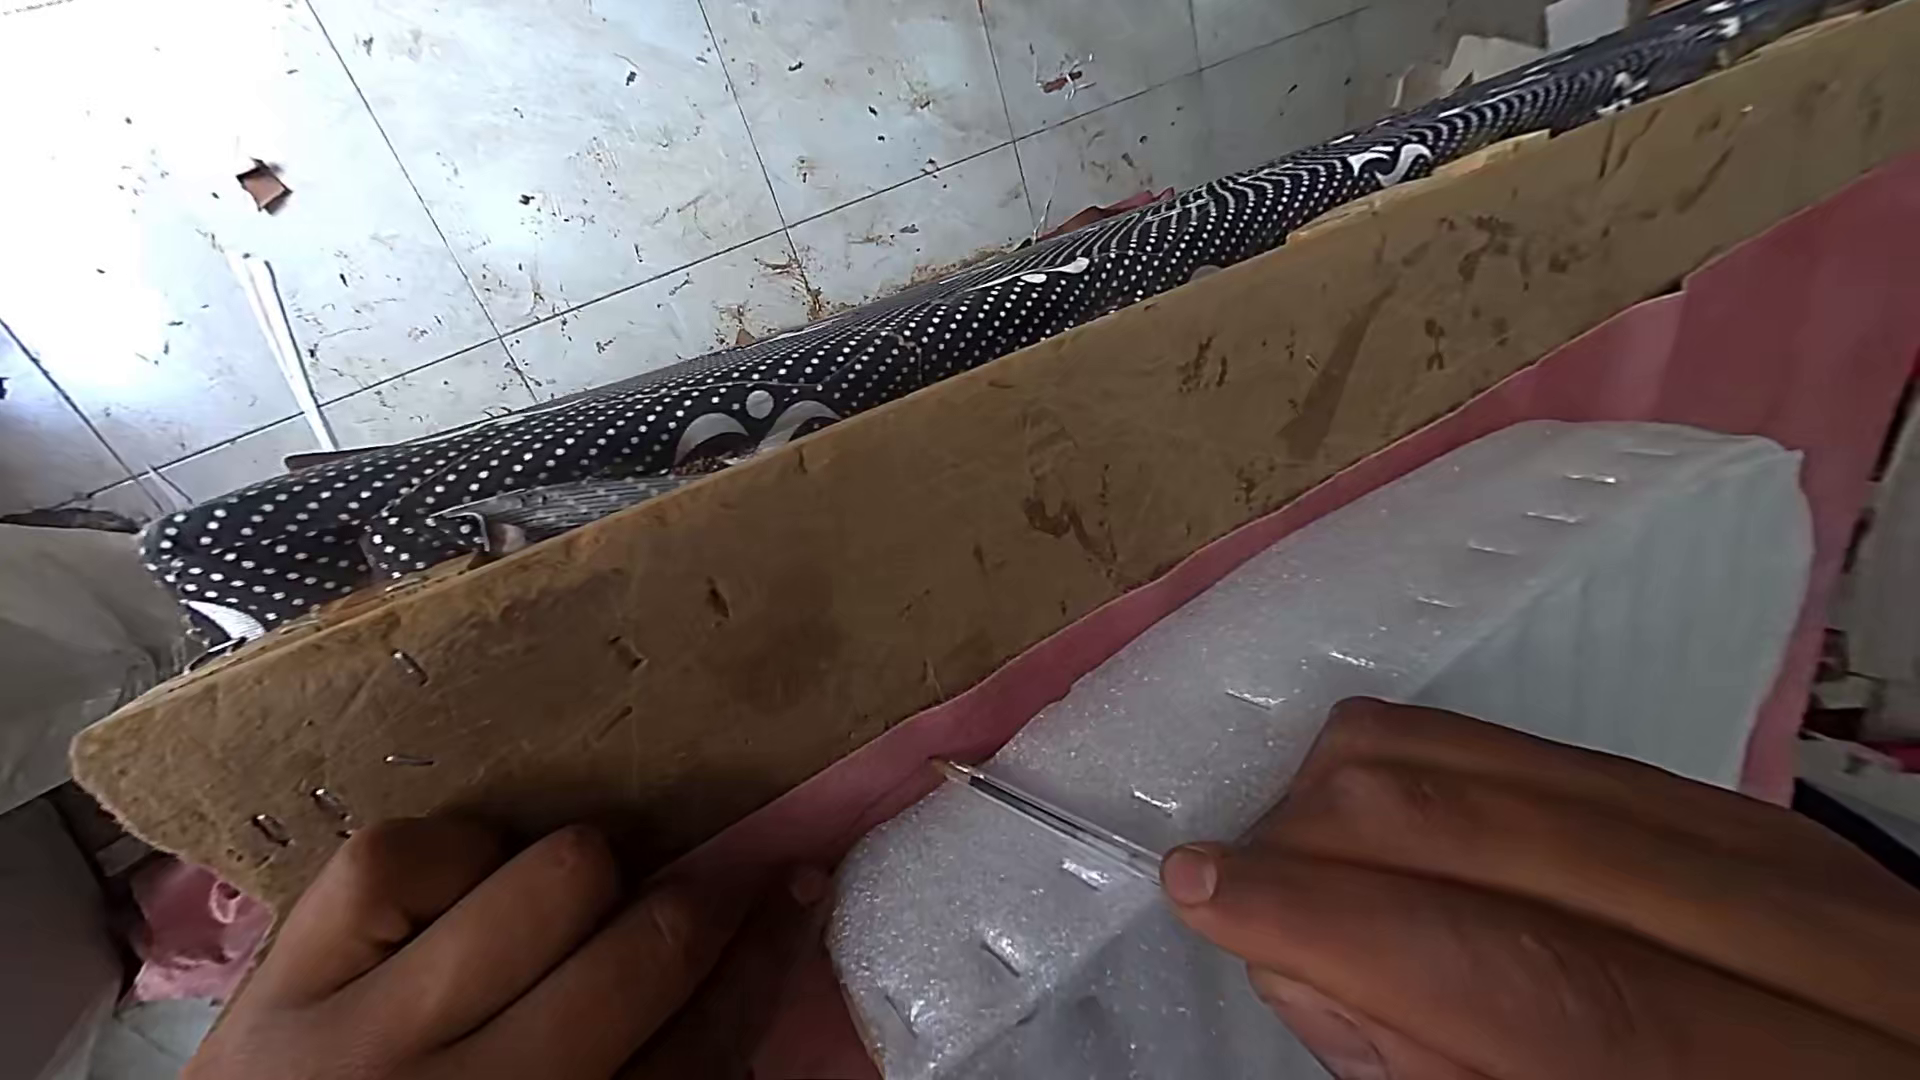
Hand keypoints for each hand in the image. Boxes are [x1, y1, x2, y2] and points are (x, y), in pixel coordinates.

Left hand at [186, 818, 822, 1079]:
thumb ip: (696, 1038)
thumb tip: (793, 899)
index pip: (715, 1036)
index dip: (769, 944)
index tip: (800, 880)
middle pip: (653, 943)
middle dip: (694, 905)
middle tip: (686, 901)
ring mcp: (352, 1052)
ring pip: (558, 869)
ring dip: (574, 885)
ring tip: (545, 927)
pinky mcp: (271, 987)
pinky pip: (413, 852)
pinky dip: (454, 863)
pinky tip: (447, 917)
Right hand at [1161, 699, 1919, 1078]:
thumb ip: (1419, 1065)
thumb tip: (1284, 954)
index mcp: (1786, 1078)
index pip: (1518, 972)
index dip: (1327, 920)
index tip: (1196, 886)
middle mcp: (1790, 927)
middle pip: (1465, 820)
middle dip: (1304, 836)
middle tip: (1234, 876)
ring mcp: (1729, 824)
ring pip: (1455, 746)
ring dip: (1325, 785)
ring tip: (1294, 849)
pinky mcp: (1674, 781)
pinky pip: (1477, 732)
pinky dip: (1379, 761)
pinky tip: (1357, 817)